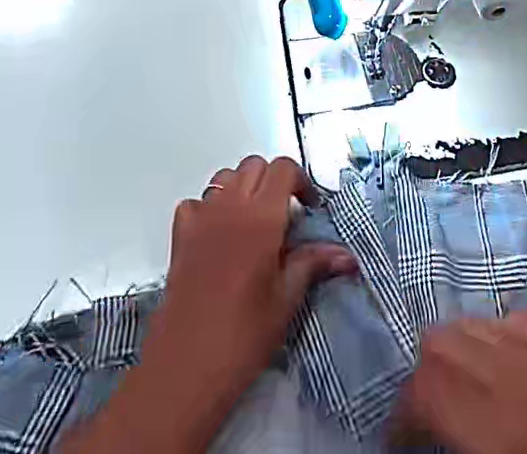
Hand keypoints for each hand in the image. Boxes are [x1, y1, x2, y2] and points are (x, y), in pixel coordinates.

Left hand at [142, 156, 356, 403]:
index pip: (282, 169)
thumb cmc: (245, 333)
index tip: (309, 208)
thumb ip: (312, 264)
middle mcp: (230, 205)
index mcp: (261, 216)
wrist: (189, 360)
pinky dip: (210, 208)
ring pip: (225, 178)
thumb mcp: (286, 298)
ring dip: (242, 189)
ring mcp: (201, 215)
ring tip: (253, 223)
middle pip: (254, 166)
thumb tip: (346, 255)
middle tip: (285, 216)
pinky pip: (197, 202)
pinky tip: (218, 235)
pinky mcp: (180, 232)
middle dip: (273, 181)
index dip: (300, 181)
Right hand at [398, 312, 526, 453]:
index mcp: (491, 423)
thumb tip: (426, 423)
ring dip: (453, 347)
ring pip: (469, 324)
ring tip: (456, 382)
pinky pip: (514, 322)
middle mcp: (508, 378)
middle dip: (422, 371)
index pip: (423, 389)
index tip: (398, 431)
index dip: (403, 409)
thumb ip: (457, 437)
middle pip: (438, 341)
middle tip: (425, 407)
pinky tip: (498, 359)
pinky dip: (496, 332)